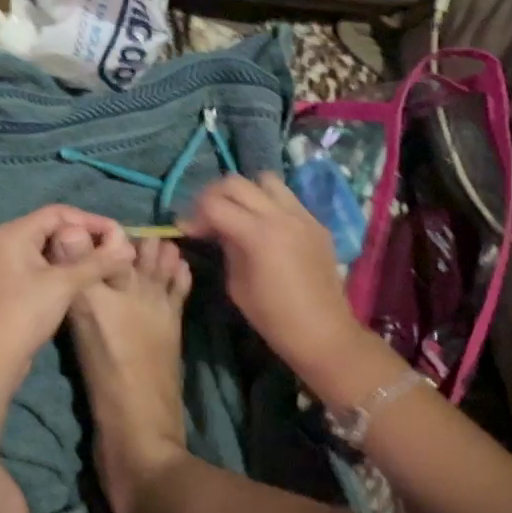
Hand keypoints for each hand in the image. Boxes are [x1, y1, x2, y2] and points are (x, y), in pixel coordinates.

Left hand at [0, 205, 135, 382]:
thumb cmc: (25, 314)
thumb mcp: (64, 284)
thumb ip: (97, 262)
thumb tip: (129, 248)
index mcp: (13, 232)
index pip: (58, 212)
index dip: (91, 221)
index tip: (119, 234)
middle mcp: (6, 240)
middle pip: (53, 226)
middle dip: (84, 236)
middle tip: (114, 248)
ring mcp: (6, 262)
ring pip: (48, 246)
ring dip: (76, 253)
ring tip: (105, 262)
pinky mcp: (11, 281)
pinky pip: (42, 263)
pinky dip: (64, 266)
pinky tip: (85, 277)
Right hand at [179, 172, 366, 381]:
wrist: (323, 332)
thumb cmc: (273, 318)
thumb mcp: (236, 285)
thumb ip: (227, 248)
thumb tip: (218, 230)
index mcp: (258, 235)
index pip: (214, 204)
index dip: (194, 215)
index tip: (187, 229)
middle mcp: (281, 215)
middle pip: (236, 182)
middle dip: (214, 196)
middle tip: (206, 218)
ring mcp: (303, 215)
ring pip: (265, 180)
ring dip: (245, 192)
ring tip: (238, 214)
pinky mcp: (316, 222)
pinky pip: (287, 198)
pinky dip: (268, 204)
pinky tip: (264, 227)